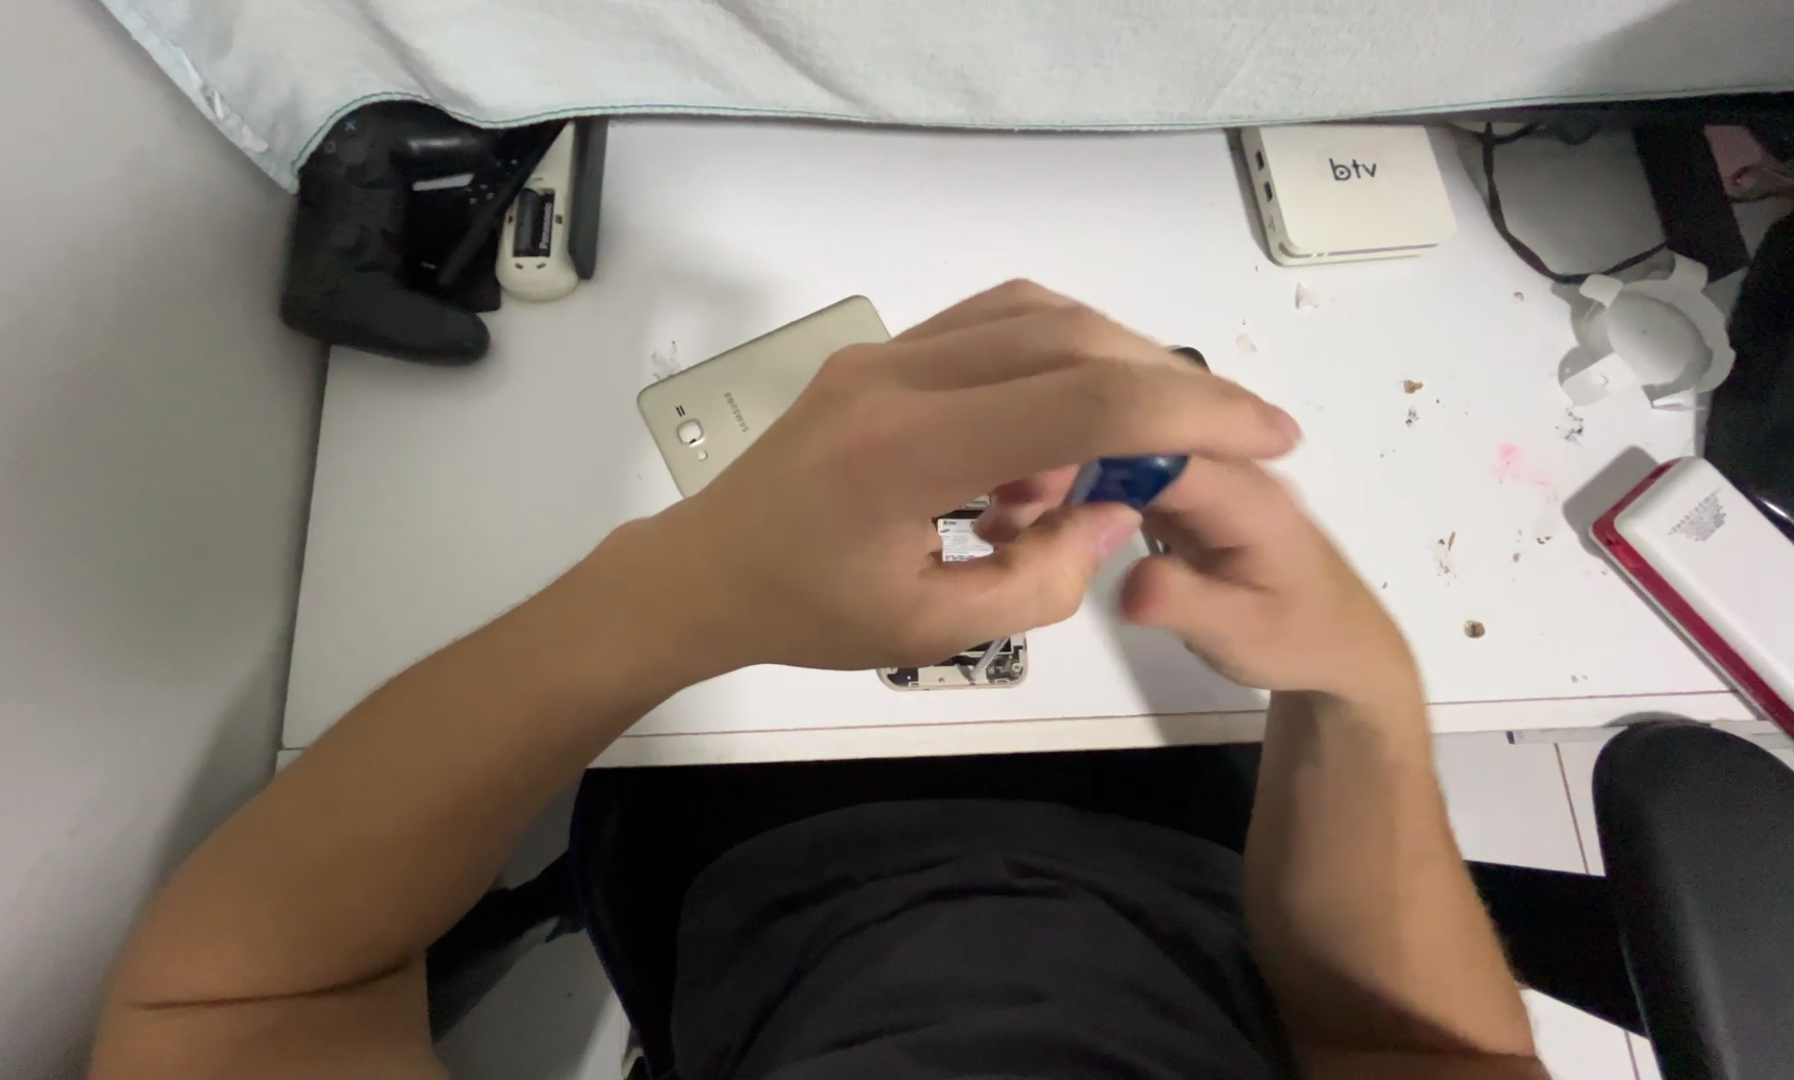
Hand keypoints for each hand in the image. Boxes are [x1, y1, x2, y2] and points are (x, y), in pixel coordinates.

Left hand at [633, 281, 1301, 673]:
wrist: (707, 571)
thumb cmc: (806, 616)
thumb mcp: (930, 629)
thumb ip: (1039, 581)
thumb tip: (1110, 518)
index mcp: (907, 450)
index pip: (1082, 399)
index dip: (1193, 410)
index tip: (1268, 433)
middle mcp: (896, 377)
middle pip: (1067, 336)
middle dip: (1165, 380)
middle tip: (1213, 436)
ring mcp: (880, 356)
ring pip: (1030, 316)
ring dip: (1104, 361)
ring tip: (1116, 449)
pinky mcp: (875, 359)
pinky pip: (986, 330)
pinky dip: (1047, 359)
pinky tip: (1050, 432)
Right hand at [983, 454, 1418, 702]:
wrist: (1340, 646)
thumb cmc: (1299, 642)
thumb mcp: (1245, 637)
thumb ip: (1187, 605)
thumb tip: (1128, 582)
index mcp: (1248, 494)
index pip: (1165, 451)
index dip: (1094, 455)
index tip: (1026, 484)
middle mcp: (1223, 469)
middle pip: (1135, 438)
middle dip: (1064, 457)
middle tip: (1000, 504)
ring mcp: (1200, 479)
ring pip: (1121, 454)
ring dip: (1060, 473)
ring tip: (1002, 513)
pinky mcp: (1182, 494)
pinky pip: (1120, 477)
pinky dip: (1073, 490)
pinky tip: (1030, 513)